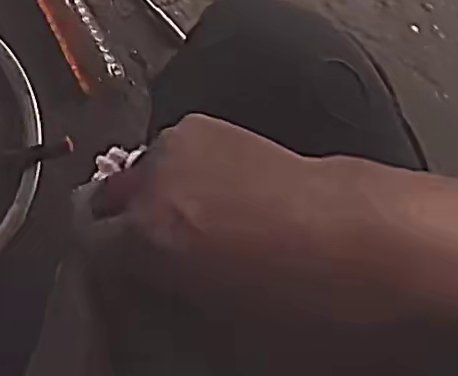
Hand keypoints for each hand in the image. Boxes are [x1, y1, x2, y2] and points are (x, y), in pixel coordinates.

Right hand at [84, 115, 413, 322]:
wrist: (368, 242)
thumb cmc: (306, 305)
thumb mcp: (215, 333)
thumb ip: (155, 304)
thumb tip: (135, 298)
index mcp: (148, 231)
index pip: (89, 249)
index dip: (104, 276)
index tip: (119, 289)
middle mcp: (154, 176)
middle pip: (106, 203)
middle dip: (122, 234)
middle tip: (152, 264)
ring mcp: (178, 142)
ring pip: (138, 175)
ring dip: (150, 201)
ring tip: (190, 229)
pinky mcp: (206, 125)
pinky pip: (170, 155)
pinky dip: (178, 175)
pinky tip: (214, 200)